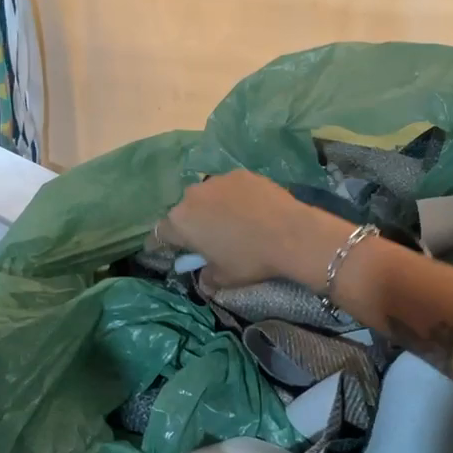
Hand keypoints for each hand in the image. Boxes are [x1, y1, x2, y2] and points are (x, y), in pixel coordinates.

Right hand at [156, 170, 353, 288]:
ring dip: (215, 206)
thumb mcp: (225, 278)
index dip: (168, 242)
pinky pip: (231, 186)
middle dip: (194, 222)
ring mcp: (217, 180)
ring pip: (209, 195)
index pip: (162, 232)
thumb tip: (204, 279)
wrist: (290, 234)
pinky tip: (254, 208)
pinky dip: (237, 196)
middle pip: (186, 210)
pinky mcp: (240, 173)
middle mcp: (192, 195)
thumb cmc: (250, 259)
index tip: (179, 249)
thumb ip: (207, 278)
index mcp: (181, 222)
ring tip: (237, 220)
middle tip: (212, 237)